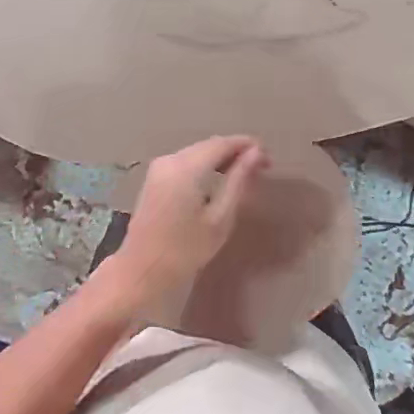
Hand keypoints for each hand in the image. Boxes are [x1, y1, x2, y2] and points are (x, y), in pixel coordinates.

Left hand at [89, 135, 268, 318]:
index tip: (269, 158)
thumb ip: (238, 181)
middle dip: (234, 151)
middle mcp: (169, 160)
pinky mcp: (153, 179)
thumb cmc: (187, 249)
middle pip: (207, 145)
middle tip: (261, 168)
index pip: (221, 143)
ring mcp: (157, 169)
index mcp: (186, 167)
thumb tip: (256, 153)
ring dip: (219, 159)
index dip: (246, 145)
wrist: (144, 269)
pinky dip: (203, 166)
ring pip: (195, 153)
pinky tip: (217, 181)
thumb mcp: (220, 217)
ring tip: (242, 176)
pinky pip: (183, 163)